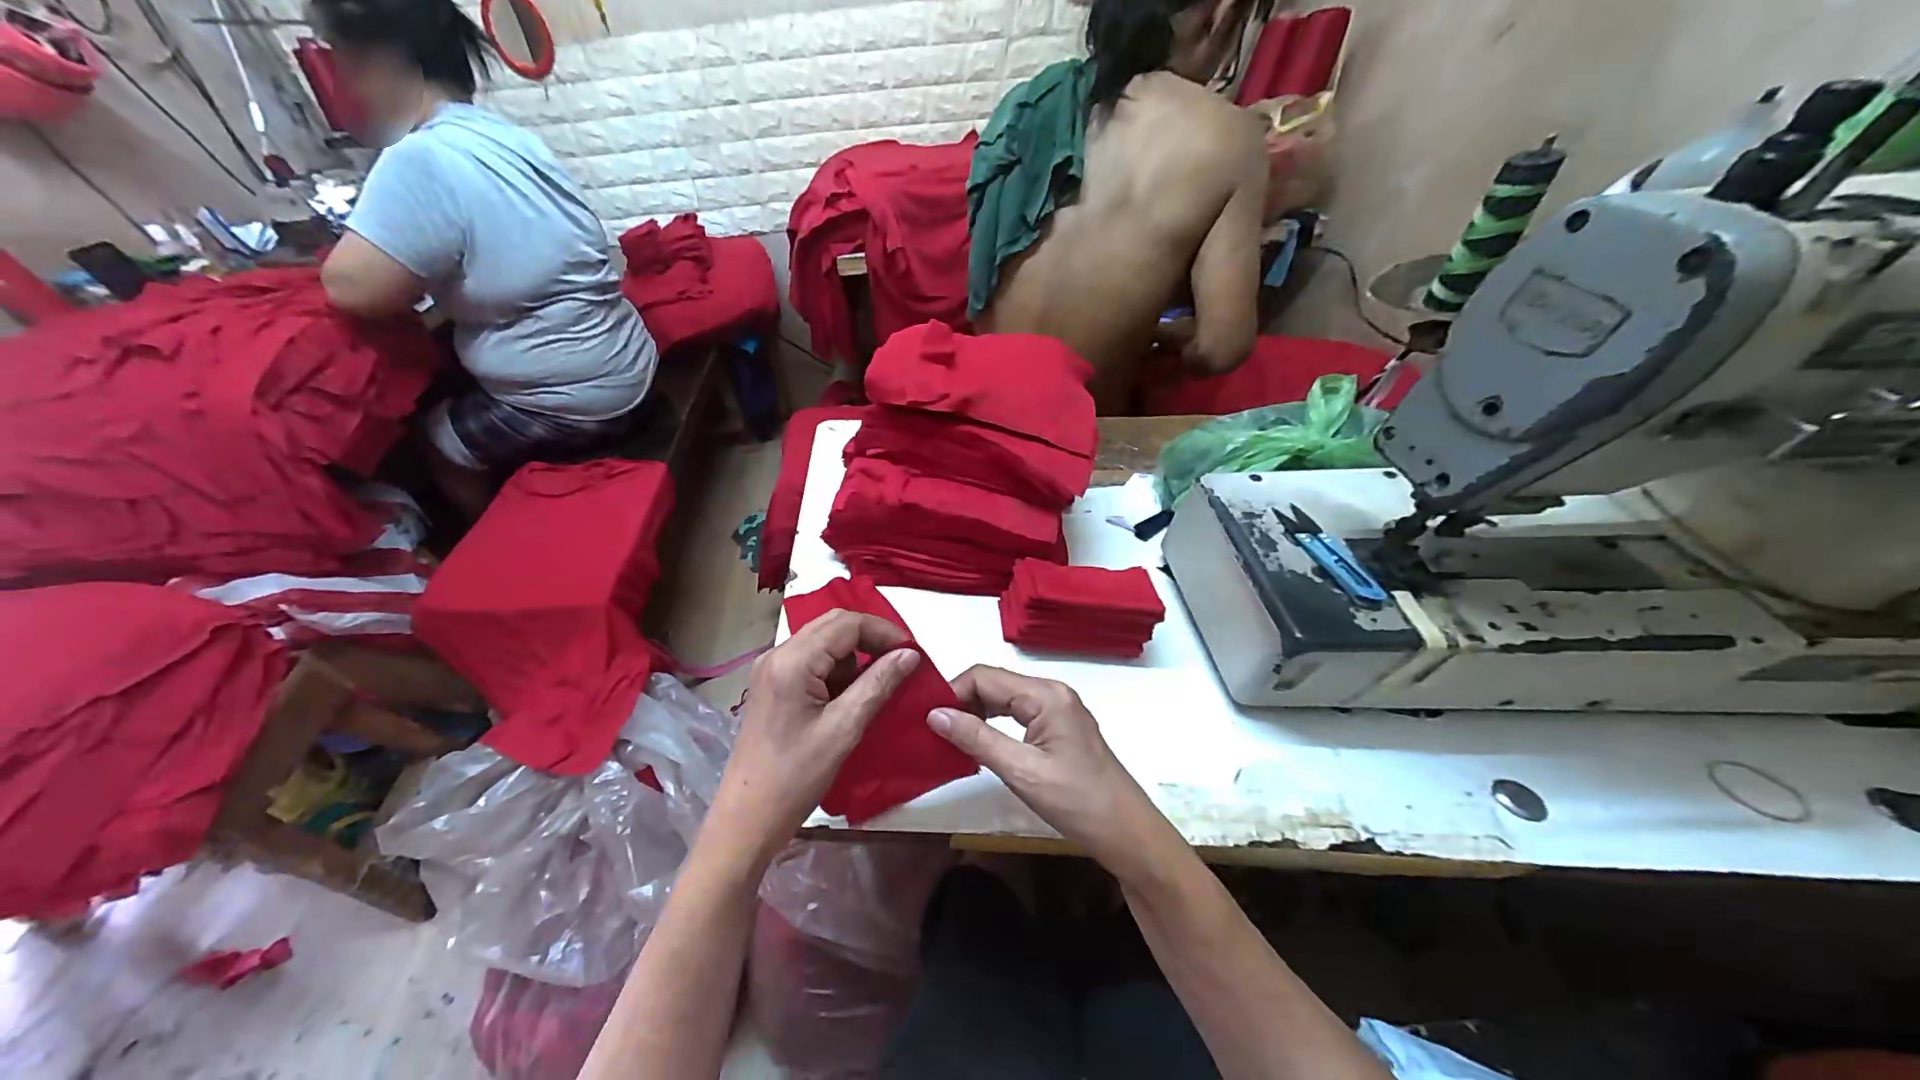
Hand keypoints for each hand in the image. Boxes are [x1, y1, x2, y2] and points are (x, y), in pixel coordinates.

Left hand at [709, 610, 919, 861]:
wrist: (747, 818)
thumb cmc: (795, 777)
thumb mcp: (844, 729)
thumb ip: (878, 684)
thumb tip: (910, 654)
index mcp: (792, 661)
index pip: (847, 623)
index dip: (884, 631)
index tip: (914, 653)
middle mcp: (777, 655)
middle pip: (833, 625)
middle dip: (872, 639)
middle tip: (903, 662)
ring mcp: (772, 669)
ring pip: (824, 642)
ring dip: (855, 656)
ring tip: (880, 684)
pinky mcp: (773, 686)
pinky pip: (813, 662)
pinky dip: (838, 671)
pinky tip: (853, 696)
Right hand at [926, 666, 1184, 883]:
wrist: (1126, 832)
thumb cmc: (1077, 801)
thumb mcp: (1021, 771)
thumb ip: (977, 739)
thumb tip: (935, 714)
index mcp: (1045, 695)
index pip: (985, 676)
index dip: (952, 692)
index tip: (926, 718)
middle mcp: (1052, 692)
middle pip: (994, 683)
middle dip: (961, 702)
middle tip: (931, 731)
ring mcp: (1058, 708)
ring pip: (1004, 699)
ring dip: (976, 714)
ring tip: (949, 739)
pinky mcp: (1059, 727)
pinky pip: (1017, 714)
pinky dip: (994, 725)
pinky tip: (978, 744)